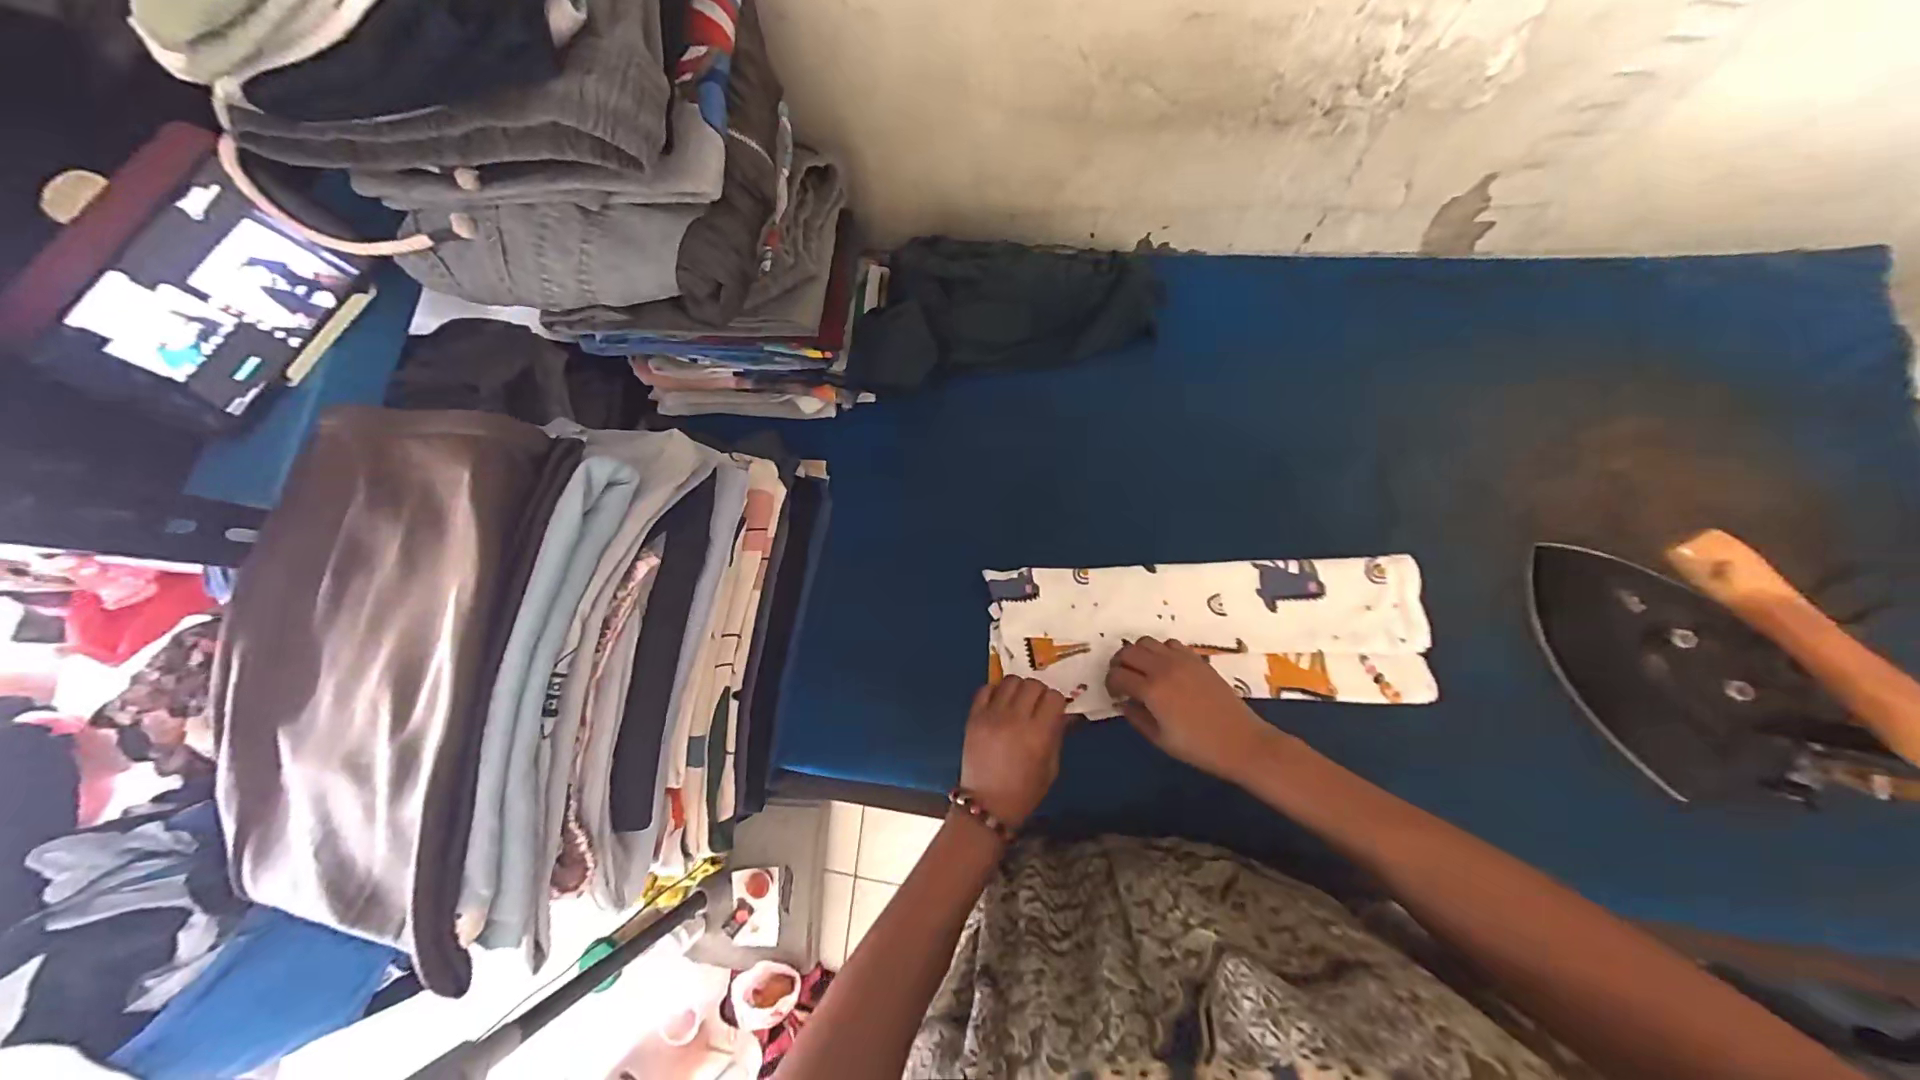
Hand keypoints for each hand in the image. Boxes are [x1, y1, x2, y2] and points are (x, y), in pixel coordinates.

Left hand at [957, 676, 1072, 827]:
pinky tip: (1000, 704)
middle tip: (1037, 705)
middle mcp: (1015, 720)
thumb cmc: (1025, 791)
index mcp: (1038, 734)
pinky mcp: (973, 717)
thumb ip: (1057, 735)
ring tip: (1018, 702)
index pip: (1054, 697)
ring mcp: (991, 716)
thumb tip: (1063, 713)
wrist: (986, 805)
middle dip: (1040, 692)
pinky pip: (986, 688)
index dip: (1057, 702)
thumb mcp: (1051, 766)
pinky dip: (995, 691)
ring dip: (1019, 688)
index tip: (1054, 710)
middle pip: (1033, 684)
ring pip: (1010, 681)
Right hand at [1107, 637, 1279, 781]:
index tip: (1116, 695)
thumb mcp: (1159, 739)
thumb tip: (1124, 702)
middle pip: (1127, 652)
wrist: (1241, 742)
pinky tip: (1165, 668)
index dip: (1110, 684)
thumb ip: (1136, 717)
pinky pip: (1170, 644)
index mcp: (1151, 690)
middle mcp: (1163, 668)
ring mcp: (1182, 660)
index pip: (1117, 675)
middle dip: (1119, 665)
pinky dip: (1160, 651)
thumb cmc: (1198, 747)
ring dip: (1137, 654)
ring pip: (1146, 642)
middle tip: (1123, 681)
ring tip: (1142, 671)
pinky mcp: (1197, 659)